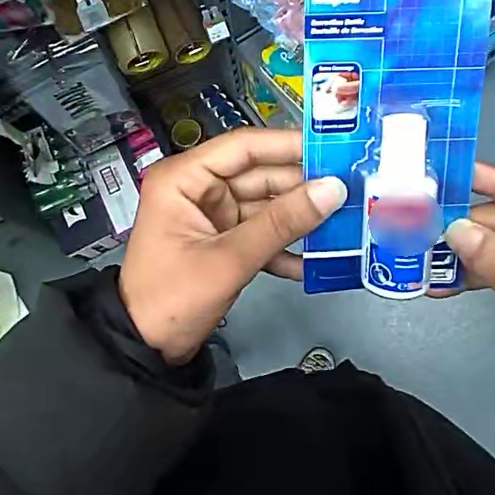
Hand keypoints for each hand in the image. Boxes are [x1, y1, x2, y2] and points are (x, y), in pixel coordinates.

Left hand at [120, 128, 346, 364]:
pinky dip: (284, 246)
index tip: (332, 150)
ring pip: (265, 205)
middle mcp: (197, 189)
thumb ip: (281, 223)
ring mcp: (212, 216)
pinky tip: (313, 260)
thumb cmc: (169, 299)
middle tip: (350, 190)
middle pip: (260, 175)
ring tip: (342, 223)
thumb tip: (331, 190)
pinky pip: (260, 233)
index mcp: (184, 178)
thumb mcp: (228, 259)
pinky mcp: (223, 241)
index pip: (243, 147)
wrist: (144, 349)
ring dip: (299, 218)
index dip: (289, 145)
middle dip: (303, 187)